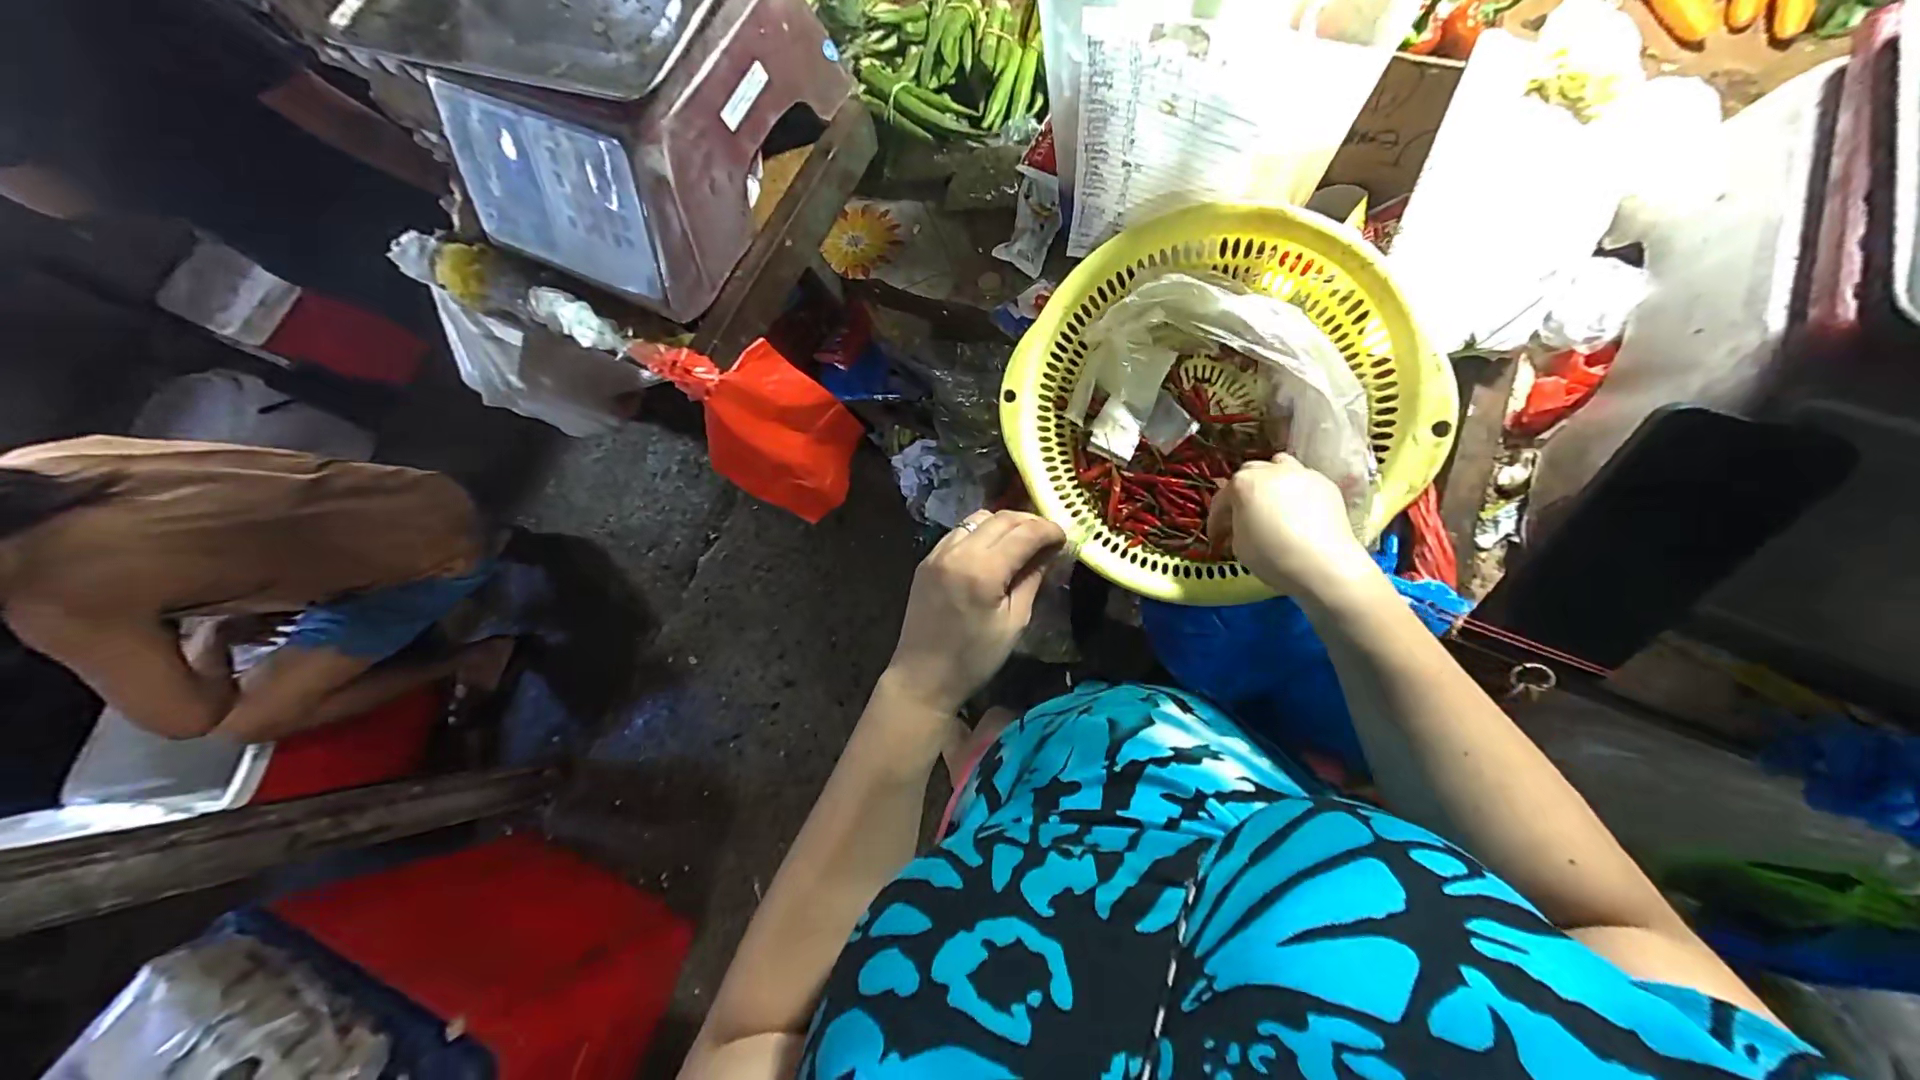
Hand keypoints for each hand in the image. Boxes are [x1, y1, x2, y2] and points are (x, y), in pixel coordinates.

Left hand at [884, 510, 1065, 713]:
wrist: (923, 676)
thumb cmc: (974, 658)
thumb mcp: (1014, 622)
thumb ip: (1032, 579)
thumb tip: (1051, 552)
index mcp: (983, 570)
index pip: (1024, 533)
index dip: (1050, 530)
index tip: (1065, 538)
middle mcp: (958, 552)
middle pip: (1001, 518)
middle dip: (1030, 522)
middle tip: (1048, 538)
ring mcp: (938, 553)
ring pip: (978, 519)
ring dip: (1004, 524)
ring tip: (1022, 542)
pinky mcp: (927, 560)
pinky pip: (959, 532)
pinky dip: (981, 532)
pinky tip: (992, 550)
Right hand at [1208, 454, 1378, 598]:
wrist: (1324, 564)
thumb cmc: (1272, 556)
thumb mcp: (1238, 546)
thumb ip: (1235, 526)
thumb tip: (1242, 522)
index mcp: (1242, 484)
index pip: (1221, 500)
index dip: (1216, 521)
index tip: (1216, 538)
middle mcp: (1270, 470)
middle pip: (1248, 475)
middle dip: (1241, 495)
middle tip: (1242, 518)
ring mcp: (1300, 473)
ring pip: (1278, 466)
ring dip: (1269, 481)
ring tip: (1270, 502)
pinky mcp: (1325, 483)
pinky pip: (1301, 481)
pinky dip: (1294, 492)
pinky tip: (1296, 511)